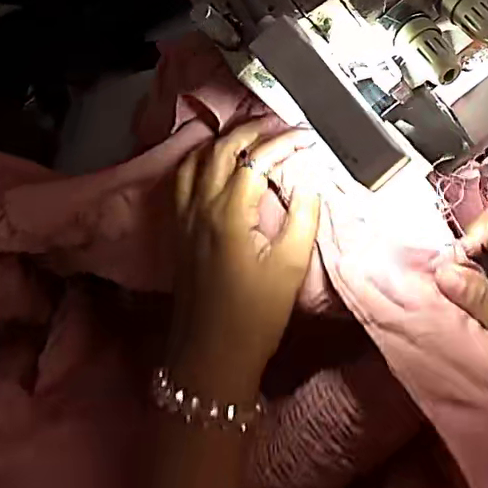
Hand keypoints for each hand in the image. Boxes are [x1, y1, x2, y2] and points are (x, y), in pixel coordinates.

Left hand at [169, 119, 321, 400]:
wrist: (210, 359)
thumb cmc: (256, 314)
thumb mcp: (291, 265)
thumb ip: (304, 215)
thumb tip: (309, 179)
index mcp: (229, 213)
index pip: (257, 159)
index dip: (285, 142)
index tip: (309, 137)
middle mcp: (201, 207)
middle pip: (222, 149)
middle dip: (254, 130)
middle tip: (283, 127)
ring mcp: (184, 217)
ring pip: (198, 159)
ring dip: (226, 140)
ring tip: (254, 136)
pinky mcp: (178, 229)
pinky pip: (185, 178)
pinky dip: (203, 158)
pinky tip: (219, 162)